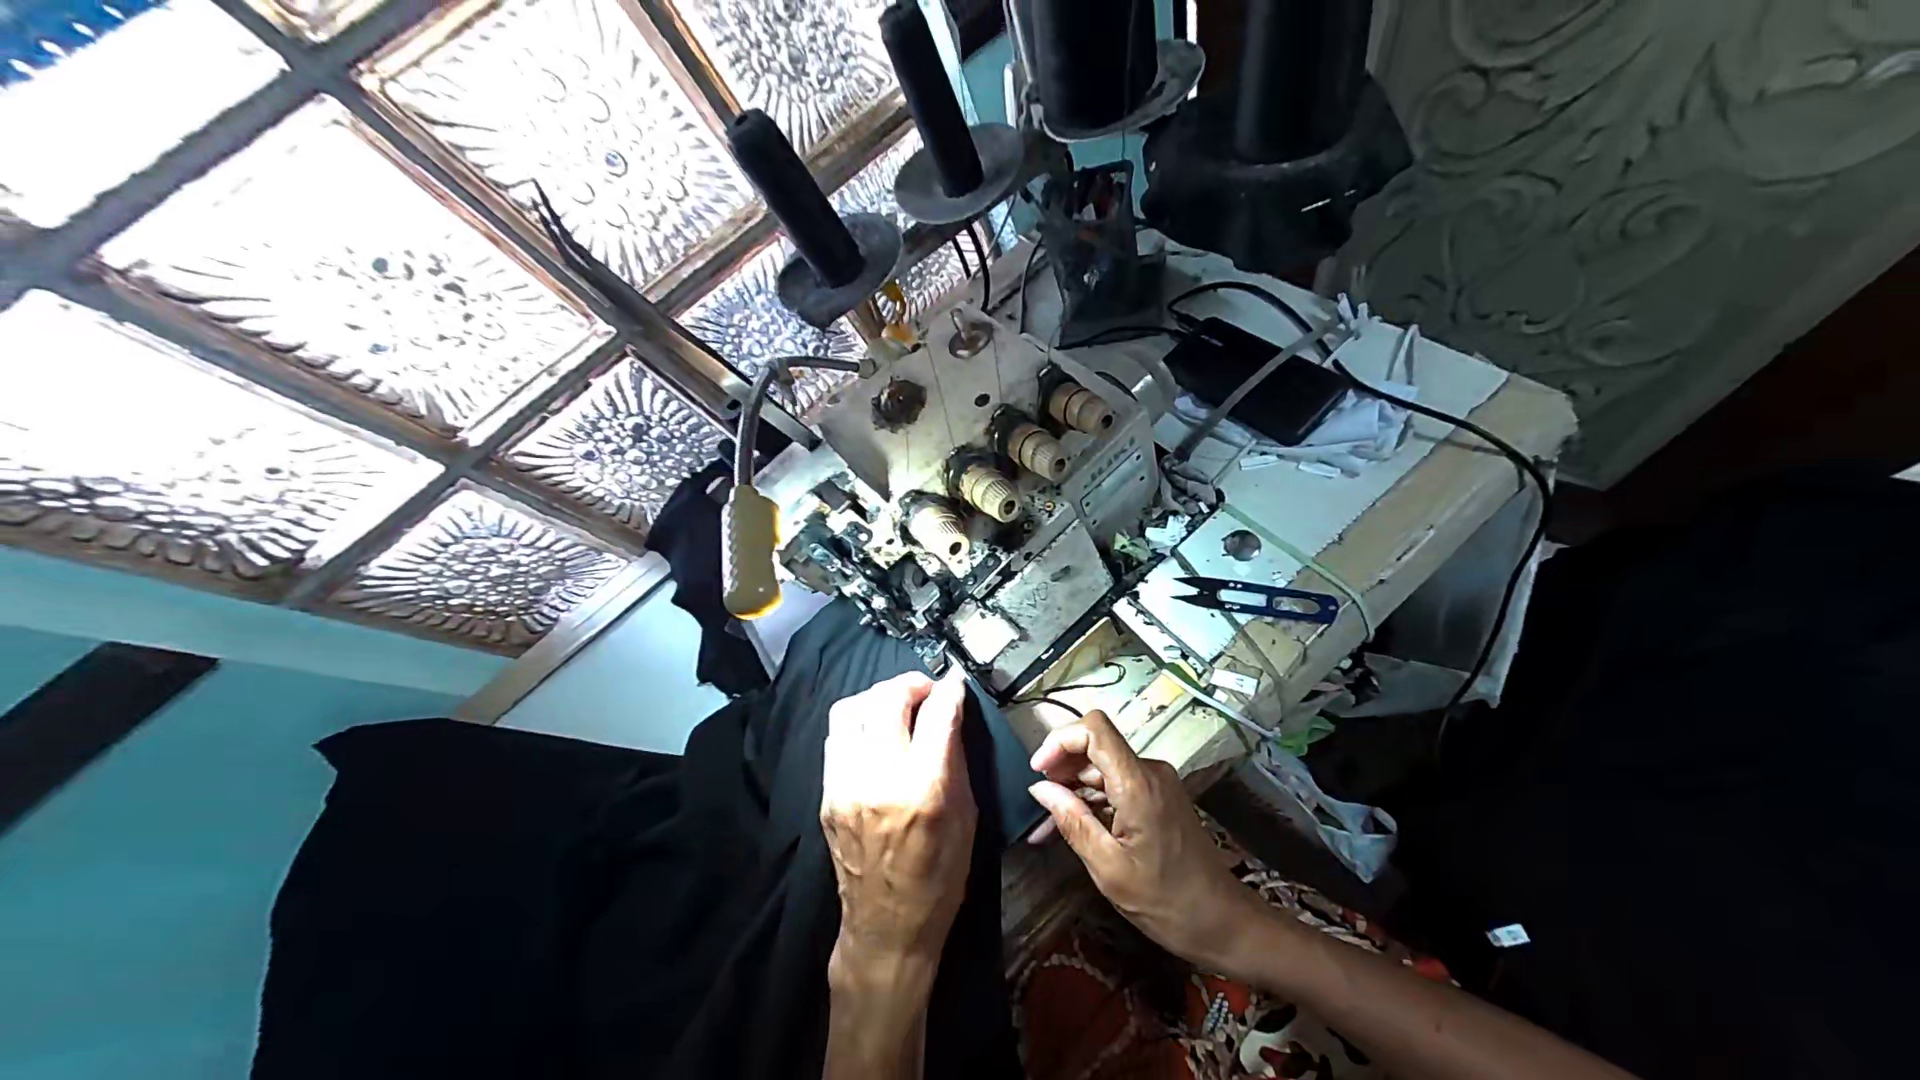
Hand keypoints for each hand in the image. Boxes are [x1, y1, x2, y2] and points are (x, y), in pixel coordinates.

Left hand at [821, 670, 976, 992]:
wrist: (886, 927)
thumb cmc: (940, 876)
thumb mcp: (967, 816)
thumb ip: (955, 758)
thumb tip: (950, 712)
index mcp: (924, 789)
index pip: (936, 715)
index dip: (950, 690)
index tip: (955, 682)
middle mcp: (878, 779)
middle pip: (887, 699)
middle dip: (911, 683)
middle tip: (926, 690)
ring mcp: (844, 785)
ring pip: (851, 708)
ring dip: (878, 697)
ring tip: (897, 706)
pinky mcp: (825, 793)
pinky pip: (836, 736)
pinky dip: (859, 721)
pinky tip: (875, 731)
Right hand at [1026, 710, 1263, 975]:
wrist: (1223, 921)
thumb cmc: (1166, 902)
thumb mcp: (1108, 868)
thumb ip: (1073, 821)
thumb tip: (1041, 789)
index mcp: (1138, 784)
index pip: (1095, 728)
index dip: (1060, 739)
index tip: (1038, 770)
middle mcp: (1150, 771)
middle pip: (1096, 744)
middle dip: (1061, 767)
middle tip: (1039, 803)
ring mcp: (1156, 782)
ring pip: (1102, 765)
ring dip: (1072, 785)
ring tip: (1047, 821)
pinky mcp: (1158, 795)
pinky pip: (1116, 782)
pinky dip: (1091, 797)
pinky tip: (1072, 823)